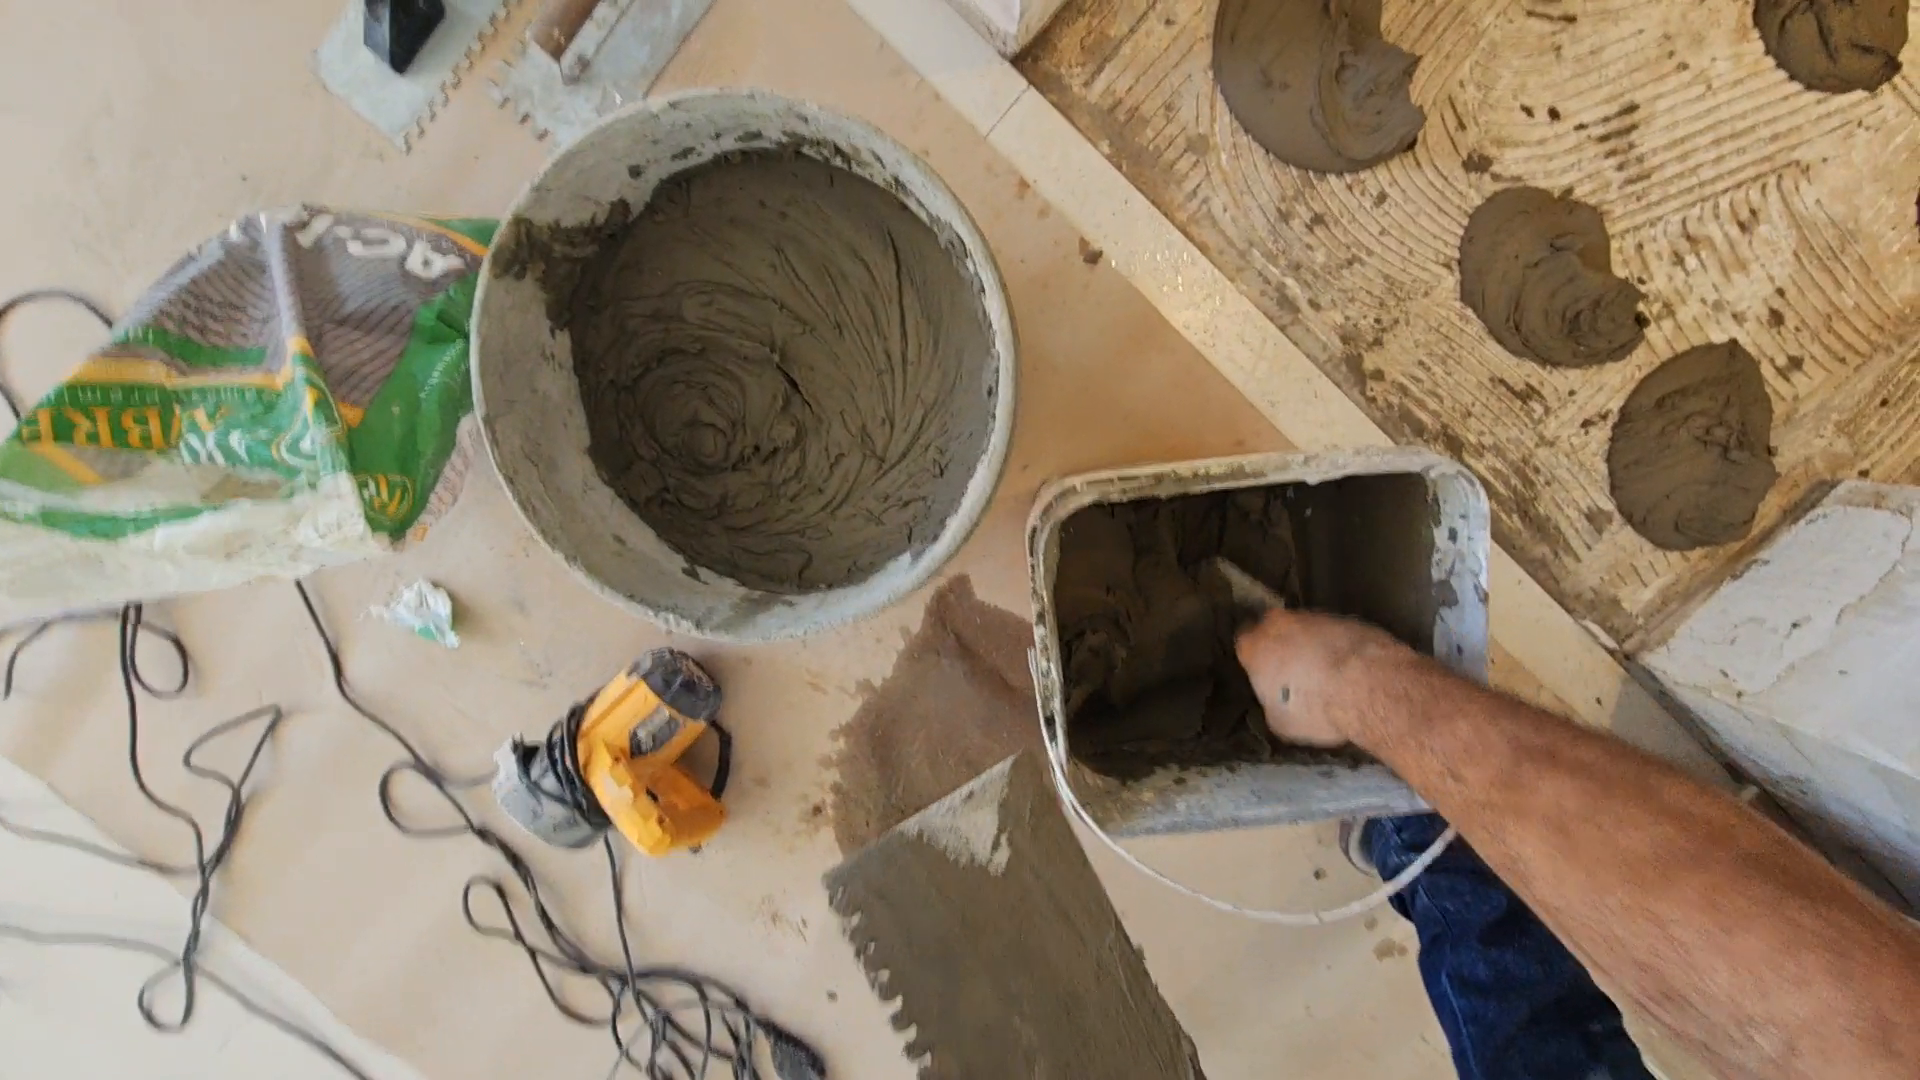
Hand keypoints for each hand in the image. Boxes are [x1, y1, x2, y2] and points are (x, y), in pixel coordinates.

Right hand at [1233, 610, 1410, 747]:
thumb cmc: (1315, 708)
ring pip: (1308, 630)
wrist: (1370, 686)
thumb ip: (1272, 705)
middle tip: (1297, 674)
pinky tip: (1353, 672)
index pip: (1243, 645)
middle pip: (1275, 630)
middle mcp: (1279, 624)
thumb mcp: (1281, 723)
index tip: (1266, 675)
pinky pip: (1338, 634)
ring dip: (1315, 648)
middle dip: (1283, 647)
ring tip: (1331, 676)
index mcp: (1253, 646)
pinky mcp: (1350, 619)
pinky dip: (1341, 649)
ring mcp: (1316, 617)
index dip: (1256, 660)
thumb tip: (1279, 704)